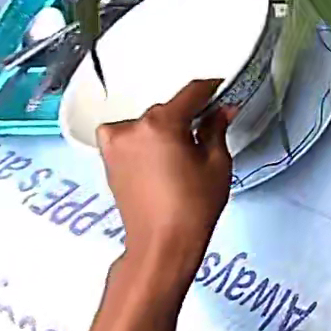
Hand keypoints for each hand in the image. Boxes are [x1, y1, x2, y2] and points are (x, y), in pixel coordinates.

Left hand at [97, 78, 232, 284]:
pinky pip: (132, 139)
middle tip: (211, 125)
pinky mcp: (109, 162)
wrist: (162, 242)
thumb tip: (221, 111)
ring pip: (147, 124)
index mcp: (160, 123)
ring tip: (187, 147)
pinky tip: (168, 158)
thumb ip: (216, 128)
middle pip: (167, 109)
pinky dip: (149, 141)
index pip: (191, 93)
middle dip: (189, 114)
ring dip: (166, 128)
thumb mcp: (217, 161)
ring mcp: (114, 146)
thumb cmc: (192, 205)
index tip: (221, 88)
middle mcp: (130, 129)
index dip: (210, 88)